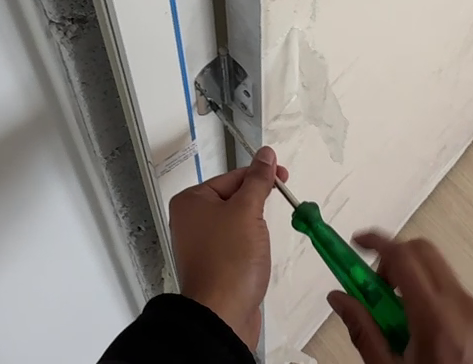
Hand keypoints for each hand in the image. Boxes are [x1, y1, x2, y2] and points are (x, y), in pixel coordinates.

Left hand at [168, 146, 288, 345]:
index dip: (259, 175)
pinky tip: (256, 254)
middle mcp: (190, 220)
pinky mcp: (212, 265)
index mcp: (191, 200)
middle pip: (232, 198)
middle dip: (256, 203)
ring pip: (234, 222)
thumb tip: (265, 155)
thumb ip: (258, 180)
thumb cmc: (230, 260)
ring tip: (261, 239)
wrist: (222, 316)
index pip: (232, 177)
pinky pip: (233, 244)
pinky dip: (248, 244)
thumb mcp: (248, 211)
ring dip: (253, 225)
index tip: (282, 176)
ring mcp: (200, 244)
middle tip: (277, 205)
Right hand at [328, 232, 472, 363]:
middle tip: (377, 286)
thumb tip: (339, 299)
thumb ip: (364, 333)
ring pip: (440, 275)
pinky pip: (459, 297)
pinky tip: (432, 341)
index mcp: (436, 320)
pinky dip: (438, 303)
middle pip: (422, 252)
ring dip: (416, 284)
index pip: (402, 255)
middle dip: (394, 259)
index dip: (375, 242)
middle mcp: (465, 308)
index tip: (357, 243)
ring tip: (405, 327)